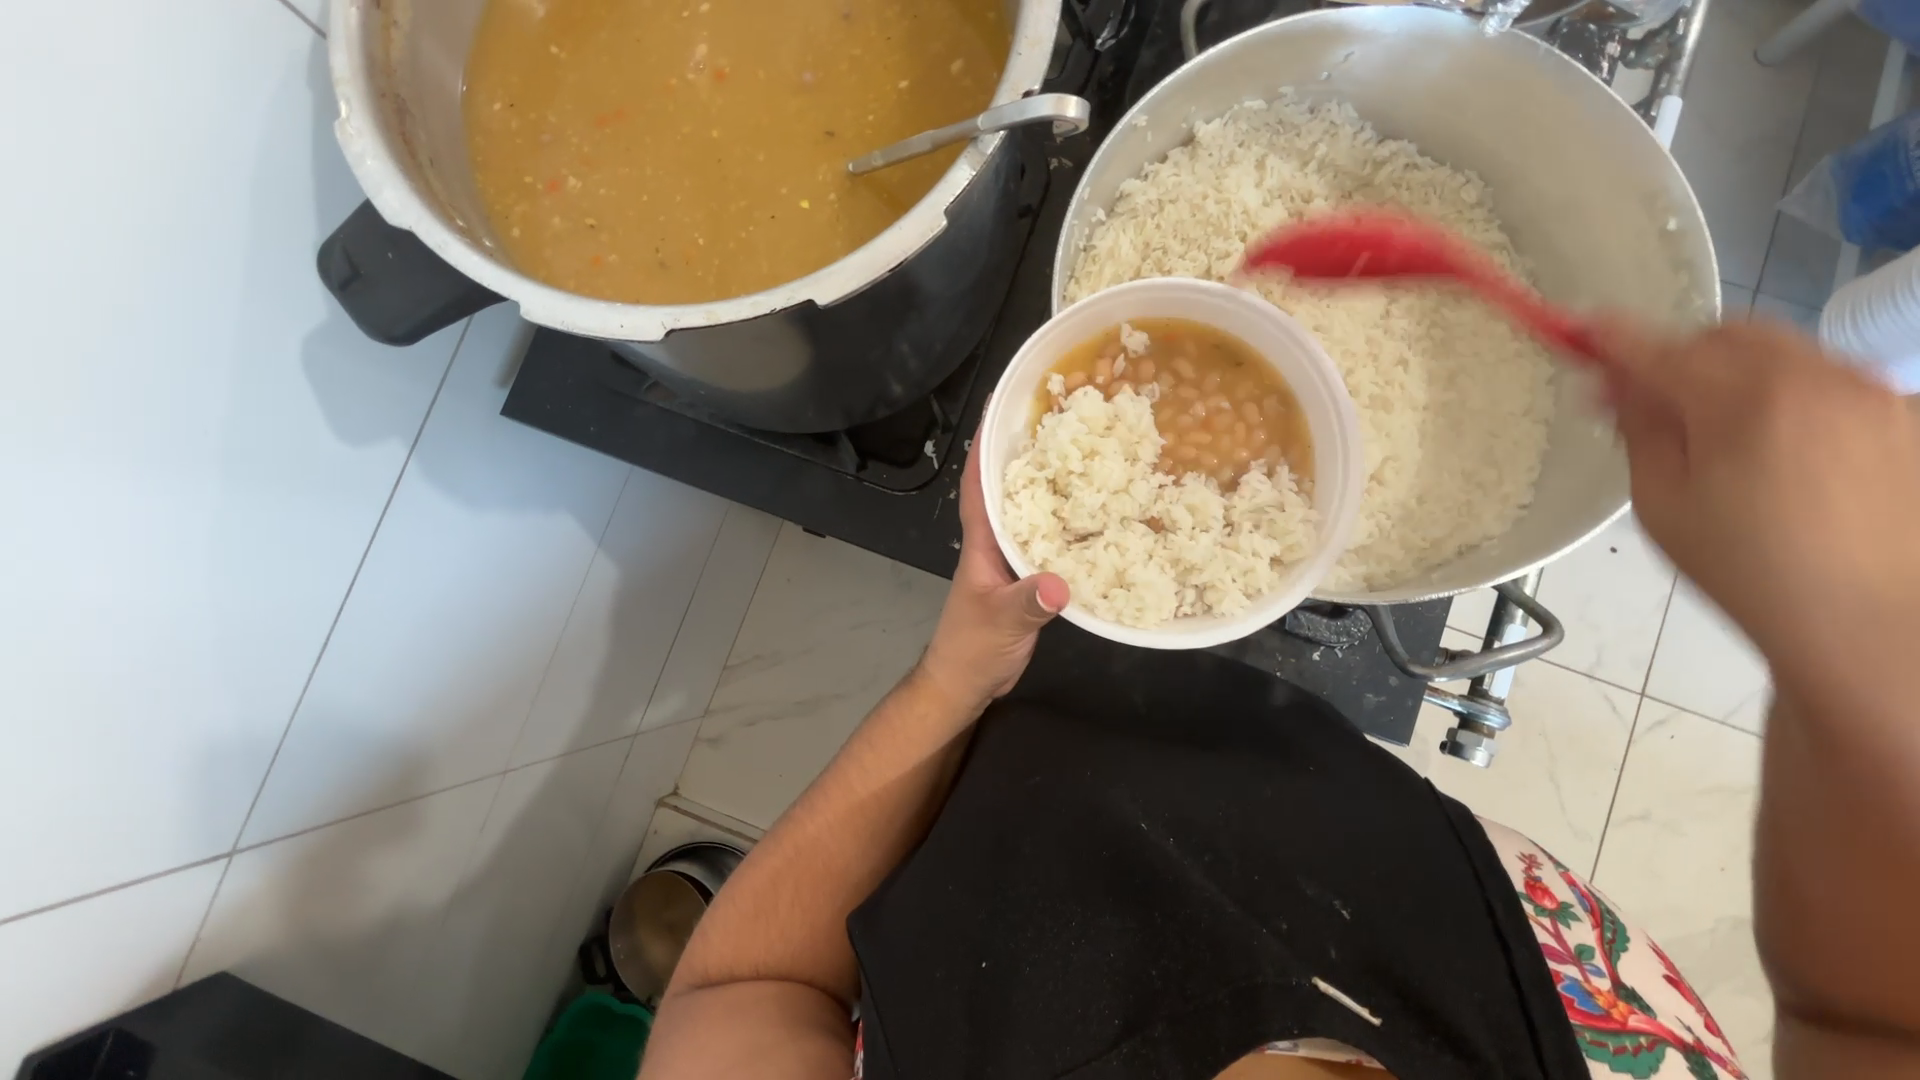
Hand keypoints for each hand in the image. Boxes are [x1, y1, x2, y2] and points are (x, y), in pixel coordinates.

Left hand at [915, 435, 1069, 716]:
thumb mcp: (999, 623)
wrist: (965, 684)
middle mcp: (996, 544)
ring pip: (1031, 514)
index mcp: (981, 543)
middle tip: (1060, 420)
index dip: (986, 448)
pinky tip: (1095, 519)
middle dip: (1026, 455)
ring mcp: (1012, 562)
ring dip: (1052, 487)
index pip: (979, 486)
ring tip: (1087, 456)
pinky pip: (1049, 543)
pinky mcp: (1028, 581)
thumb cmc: (970, 649)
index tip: (999, 407)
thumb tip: (1060, 584)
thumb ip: (1027, 604)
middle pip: (1009, 490)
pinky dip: (1068, 528)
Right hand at [1592, 316, 1919, 693]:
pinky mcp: (1903, 415)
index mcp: (1744, 401)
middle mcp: (1818, 379)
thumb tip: (1615, 384)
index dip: (1612, 338)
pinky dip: (1786, 393)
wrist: (1865, 619)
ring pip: (1782, 352)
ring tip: (1718, 428)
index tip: (1579, 327)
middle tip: (1650, 394)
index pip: (1659, 350)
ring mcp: (1872, 393)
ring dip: (1735, 371)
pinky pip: (1827, 380)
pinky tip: (1777, 448)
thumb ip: (1641, 429)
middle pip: (1730, 333)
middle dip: (1683, 352)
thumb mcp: (1661, 501)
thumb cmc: (1742, 565)